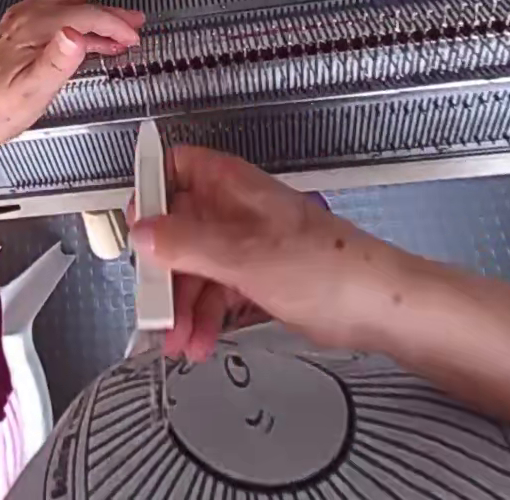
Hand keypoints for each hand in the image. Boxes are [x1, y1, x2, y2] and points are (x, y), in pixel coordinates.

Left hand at [0, 0, 145, 153]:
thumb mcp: (31, 90)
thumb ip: (56, 61)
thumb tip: (78, 35)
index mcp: (33, 26)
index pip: (85, 14)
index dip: (113, 24)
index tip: (131, 37)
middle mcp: (27, 16)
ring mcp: (25, 22)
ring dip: (102, 2)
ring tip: (129, 14)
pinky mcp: (24, 33)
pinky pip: (62, 15)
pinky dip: (86, 21)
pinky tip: (100, 38)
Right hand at [130, 146, 407, 361]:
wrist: (374, 305)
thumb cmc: (322, 265)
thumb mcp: (244, 254)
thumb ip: (188, 243)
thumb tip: (141, 233)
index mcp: (229, 183)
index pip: (175, 167)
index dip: (150, 193)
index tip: (136, 231)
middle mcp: (231, 207)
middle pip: (176, 225)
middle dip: (163, 269)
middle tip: (153, 305)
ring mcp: (242, 241)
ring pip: (193, 263)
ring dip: (181, 303)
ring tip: (178, 339)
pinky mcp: (253, 273)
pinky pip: (214, 289)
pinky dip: (203, 315)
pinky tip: (199, 341)